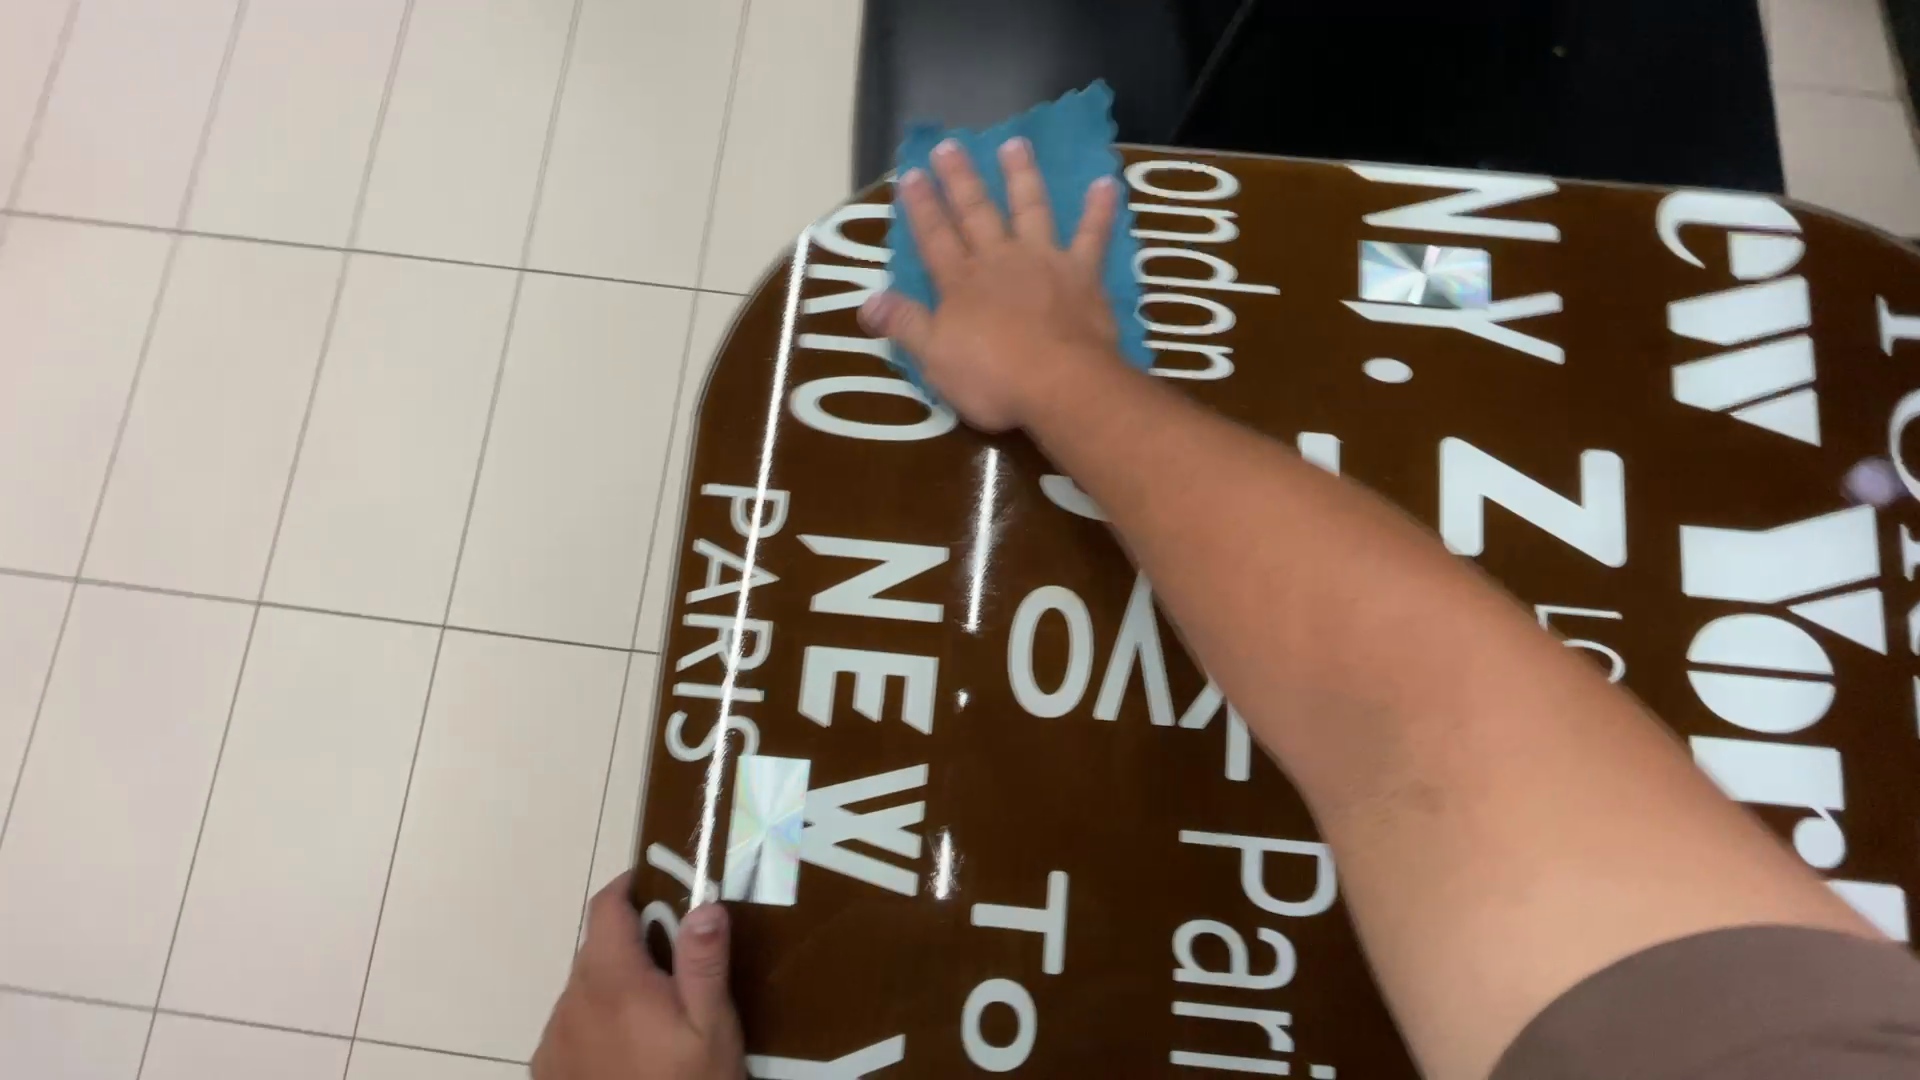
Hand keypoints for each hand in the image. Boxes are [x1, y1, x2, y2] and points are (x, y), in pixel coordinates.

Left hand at [533, 876, 743, 1079]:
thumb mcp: (711, 1025)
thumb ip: (704, 961)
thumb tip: (705, 902)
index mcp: (612, 982)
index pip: (605, 909)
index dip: (628, 886)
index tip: (658, 882)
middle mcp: (572, 1004)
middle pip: (596, 947)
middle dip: (633, 938)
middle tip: (677, 958)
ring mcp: (554, 1042)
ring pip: (584, 986)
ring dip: (615, 980)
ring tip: (657, 1011)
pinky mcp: (548, 1074)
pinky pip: (573, 1023)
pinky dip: (597, 1017)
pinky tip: (629, 1048)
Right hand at [859, 137, 1124, 431]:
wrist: (1060, 384)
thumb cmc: (992, 378)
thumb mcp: (935, 358)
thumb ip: (904, 325)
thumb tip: (868, 300)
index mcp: (961, 283)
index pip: (934, 237)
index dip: (921, 207)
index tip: (910, 174)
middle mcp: (1000, 260)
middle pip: (976, 213)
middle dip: (960, 179)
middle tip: (950, 145)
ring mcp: (1044, 262)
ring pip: (1030, 209)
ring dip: (1021, 176)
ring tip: (1014, 143)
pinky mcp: (1083, 275)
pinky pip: (1093, 235)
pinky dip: (1099, 209)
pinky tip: (1106, 183)